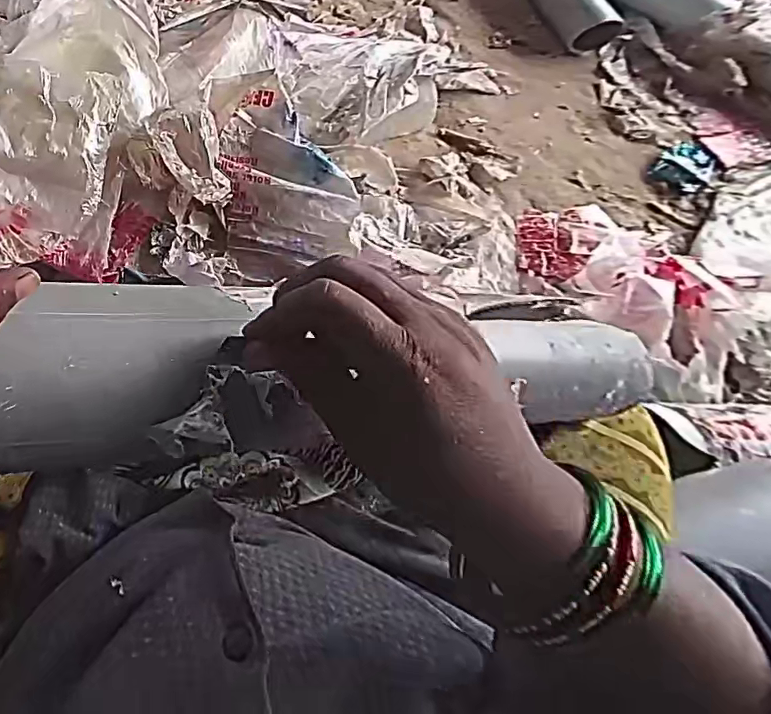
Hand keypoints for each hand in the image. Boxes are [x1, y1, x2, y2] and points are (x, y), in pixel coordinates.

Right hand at [241, 257, 586, 603]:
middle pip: (346, 269)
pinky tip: (347, 334)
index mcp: (407, 358)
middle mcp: (432, 325)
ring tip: (306, 329)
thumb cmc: (428, 478)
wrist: (514, 500)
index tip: (257, 339)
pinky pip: (395, 290)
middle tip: (277, 326)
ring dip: (326, 290)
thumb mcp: (354, 430)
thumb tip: (256, 347)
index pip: (327, 299)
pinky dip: (357, 299)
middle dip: (298, 289)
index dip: (281, 312)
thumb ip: (306, 374)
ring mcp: (450, 319)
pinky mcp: (458, 323)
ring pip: (370, 273)